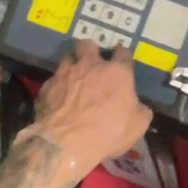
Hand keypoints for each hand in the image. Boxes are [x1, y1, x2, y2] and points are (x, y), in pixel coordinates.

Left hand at [24, 39, 152, 175]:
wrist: (66, 143)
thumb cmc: (108, 132)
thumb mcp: (137, 125)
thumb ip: (139, 109)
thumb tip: (137, 105)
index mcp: (117, 72)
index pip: (123, 53)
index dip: (123, 54)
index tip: (122, 58)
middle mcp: (90, 65)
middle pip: (88, 44)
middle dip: (91, 49)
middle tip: (92, 61)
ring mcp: (66, 73)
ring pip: (68, 57)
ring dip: (72, 64)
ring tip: (73, 77)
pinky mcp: (47, 86)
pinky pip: (54, 80)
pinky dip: (58, 86)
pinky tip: (58, 98)